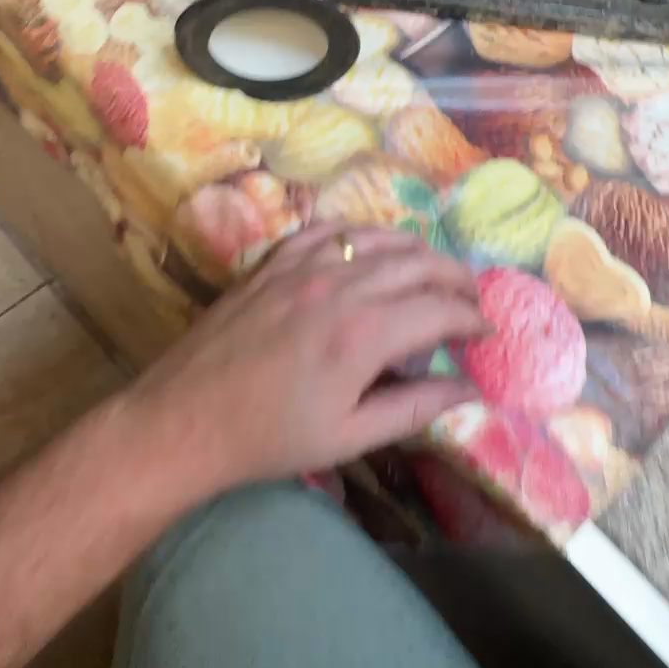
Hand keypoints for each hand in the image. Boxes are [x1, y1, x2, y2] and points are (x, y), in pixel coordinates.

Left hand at [119, 224, 488, 497]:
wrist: (183, 422)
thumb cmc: (269, 438)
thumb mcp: (350, 436)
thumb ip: (415, 408)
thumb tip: (470, 391)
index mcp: (364, 333)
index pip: (441, 308)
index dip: (473, 318)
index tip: (485, 332)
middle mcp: (341, 285)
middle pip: (419, 262)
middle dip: (456, 279)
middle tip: (469, 301)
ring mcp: (304, 265)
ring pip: (379, 238)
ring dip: (416, 251)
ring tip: (432, 272)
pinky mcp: (275, 261)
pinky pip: (329, 229)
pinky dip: (361, 234)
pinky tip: (369, 249)